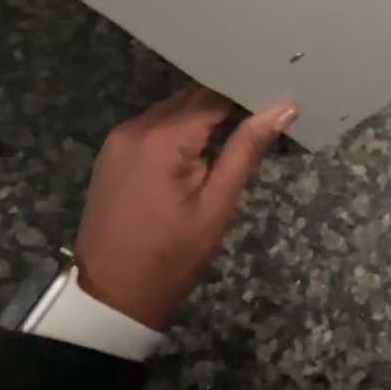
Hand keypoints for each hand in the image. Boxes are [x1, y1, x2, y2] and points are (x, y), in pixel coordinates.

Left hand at [72, 83, 296, 328]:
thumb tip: (283, 107)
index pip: (213, 93)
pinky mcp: (113, 151)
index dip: (245, 89)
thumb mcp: (217, 206)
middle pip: (191, 95)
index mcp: (165, 137)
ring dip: (203, 111)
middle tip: (265, 103)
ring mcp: (120, 138)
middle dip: (226, 97)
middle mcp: (138, 126)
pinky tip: (204, 137)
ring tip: (241, 118)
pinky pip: (155, 123)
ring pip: (173, 106)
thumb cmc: (170, 256)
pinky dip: (180, 124)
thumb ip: (247, 149)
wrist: (107, 300)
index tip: (275, 89)